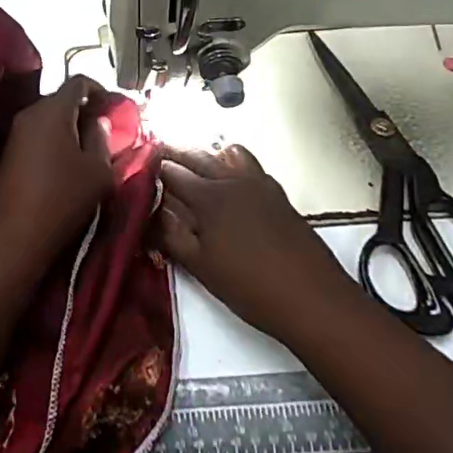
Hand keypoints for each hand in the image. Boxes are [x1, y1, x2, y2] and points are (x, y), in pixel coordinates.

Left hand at [0, 76, 117, 271]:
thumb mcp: (98, 170)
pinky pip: (38, 133)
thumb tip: (98, 121)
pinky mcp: (9, 150)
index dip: (100, 90)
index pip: (79, 81)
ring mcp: (16, 130)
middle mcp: (31, 111)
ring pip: (50, 116)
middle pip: (63, 98)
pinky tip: (67, 163)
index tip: (115, 109)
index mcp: (53, 108)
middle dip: (86, 110)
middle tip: (106, 132)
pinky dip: (55, 139)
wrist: (15, 235)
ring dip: (70, 126)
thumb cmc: (63, 197)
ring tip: (89, 150)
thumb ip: (102, 138)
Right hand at [156, 145, 349, 339]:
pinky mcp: (278, 194)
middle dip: (175, 155)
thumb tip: (152, 212)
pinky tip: (232, 188)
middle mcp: (232, 180)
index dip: (152, 168)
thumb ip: (171, 235)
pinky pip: (249, 166)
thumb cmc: (251, 288)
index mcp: (208, 197)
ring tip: (196, 171)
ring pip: (227, 153)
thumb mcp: (201, 267)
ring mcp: (259, 183)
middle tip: (160, 160)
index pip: (171, 170)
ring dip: (208, 155)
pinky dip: (233, 165)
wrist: (313, 299)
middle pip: (197, 155)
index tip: (139, 169)